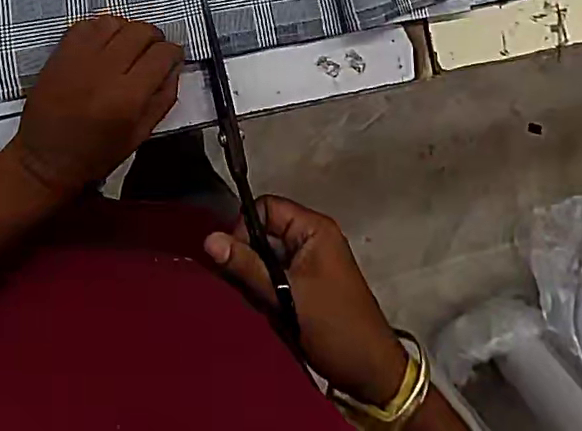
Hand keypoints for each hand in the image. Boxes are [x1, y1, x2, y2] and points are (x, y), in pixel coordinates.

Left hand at [7, 16, 181, 195]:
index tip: (172, 58)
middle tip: (152, 52)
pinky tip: (103, 44)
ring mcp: (79, 58)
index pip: (162, 54)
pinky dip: (100, 28)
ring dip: (127, 30)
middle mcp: (104, 71)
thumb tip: (174, 67)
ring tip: (127, 46)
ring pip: (114, 22)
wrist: (44, 159)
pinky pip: (86, 24)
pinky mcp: (60, 53)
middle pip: (141, 31)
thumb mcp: (139, 135)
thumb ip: (163, 98)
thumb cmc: (95, 154)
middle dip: (154, 38)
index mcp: (127, 98)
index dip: (174, 53)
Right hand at [206, 196, 409, 405]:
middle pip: (265, 232)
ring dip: (258, 278)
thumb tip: (209, 240)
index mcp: (314, 228)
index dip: (245, 227)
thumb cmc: (334, 327)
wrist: (373, 374)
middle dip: (250, 257)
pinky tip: (268, 310)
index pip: (266, 207)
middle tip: (243, 285)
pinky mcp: (308, 284)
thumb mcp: (286, 296)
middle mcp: (312, 237)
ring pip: (268, 256)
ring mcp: (312, 262)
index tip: (235, 259)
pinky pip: (277, 275)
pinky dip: (268, 290)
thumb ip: (246, 266)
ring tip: (259, 302)